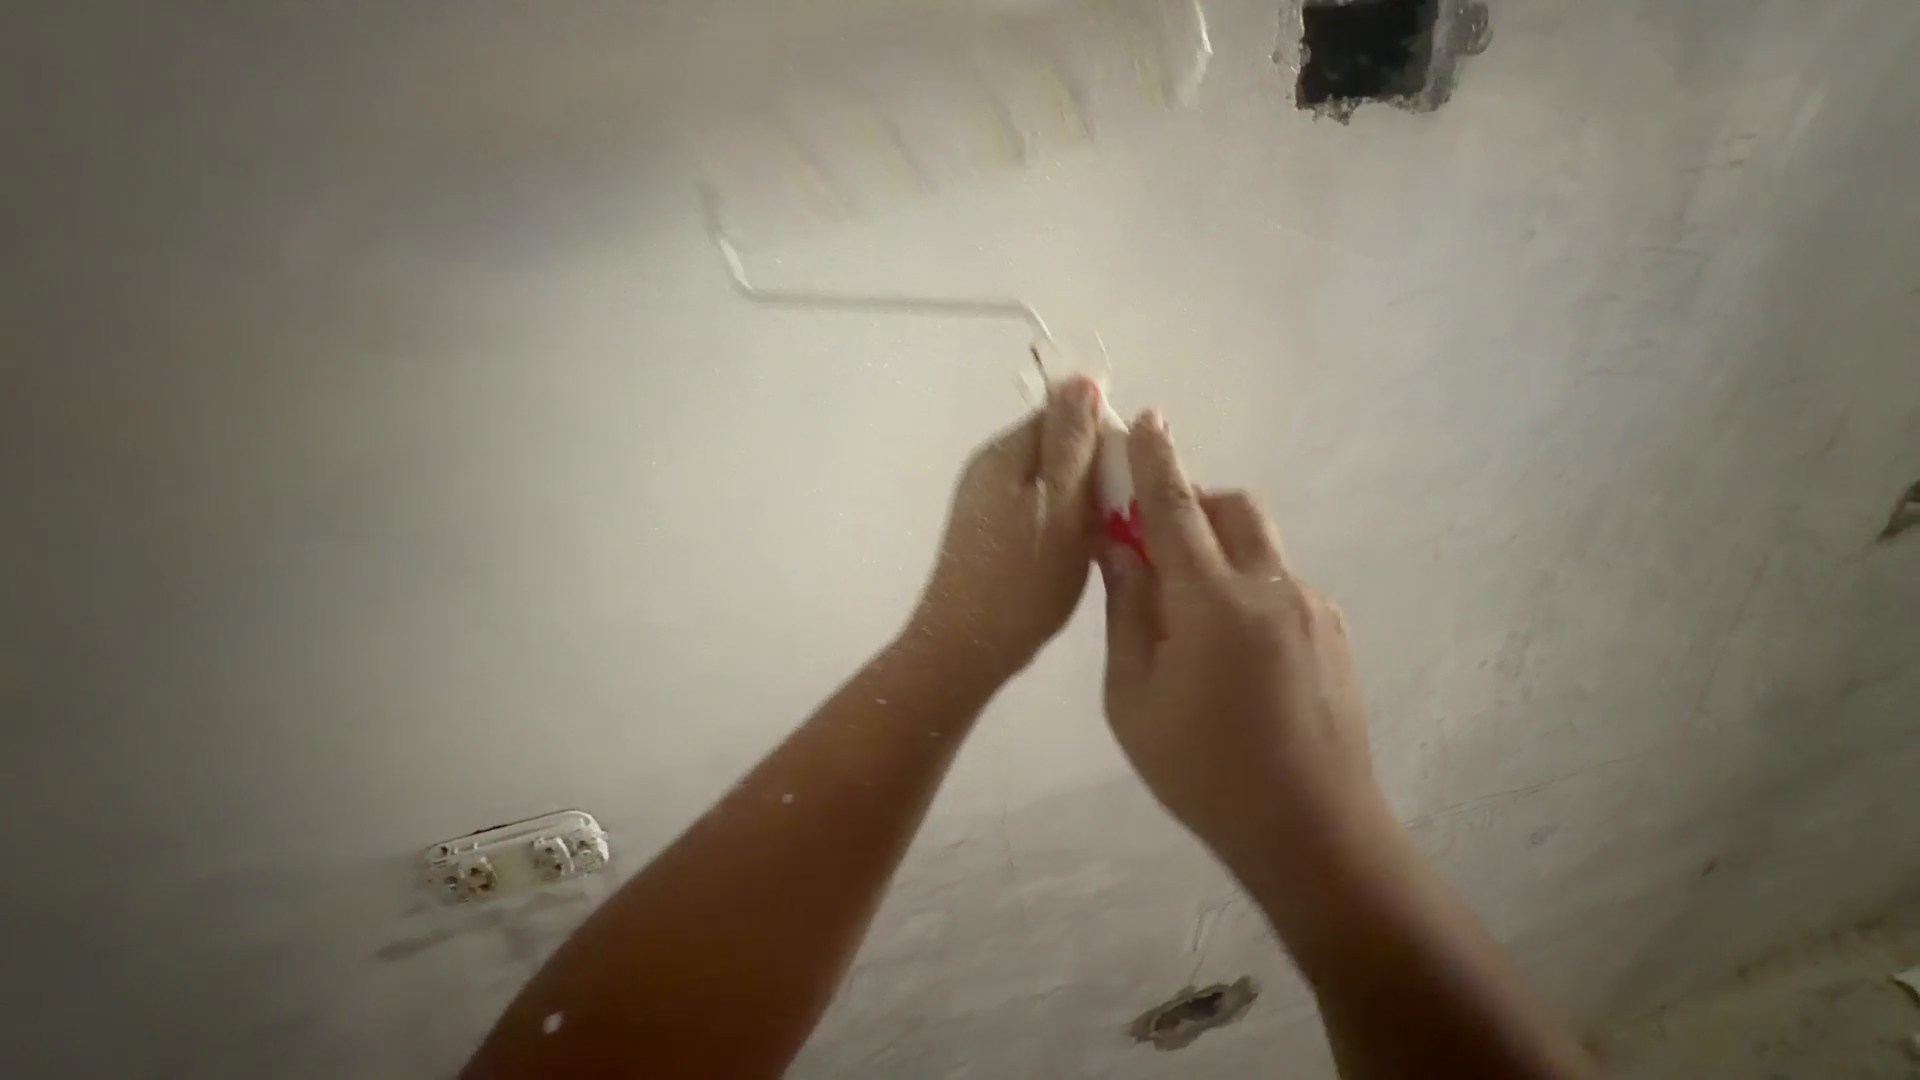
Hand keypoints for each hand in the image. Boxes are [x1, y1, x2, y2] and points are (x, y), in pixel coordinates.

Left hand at [909, 376, 1102, 681]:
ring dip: (1085, 502)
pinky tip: (1085, 553)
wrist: (966, 648)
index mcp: (1003, 453)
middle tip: (1131, 510)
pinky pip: (1039, 513)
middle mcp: (989, 470)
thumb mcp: (1061, 506)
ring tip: (1115, 534)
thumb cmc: (1021, 580)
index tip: (1135, 471)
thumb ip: (1072, 443)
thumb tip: (1081, 380)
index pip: (1062, 413)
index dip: (1104, 434)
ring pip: (1052, 485)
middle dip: (1097, 471)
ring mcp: (986, 505)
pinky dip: (1066, 526)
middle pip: (1056, 448)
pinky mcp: (989, 537)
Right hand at [1099, 411, 1386, 871]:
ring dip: (1219, 550)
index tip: (1146, 419)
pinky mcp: (1335, 634)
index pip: (1175, 508)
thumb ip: (1128, 611)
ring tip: (1191, 617)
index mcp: (1213, 603)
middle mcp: (1273, 588)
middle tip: (1155, 541)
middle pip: (1233, 509)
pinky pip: (1281, 585)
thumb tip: (1118, 547)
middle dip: (1192, 502)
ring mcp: (1313, 610)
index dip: (1156, 460)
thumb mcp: (1133, 697)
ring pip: (1259, 548)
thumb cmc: (1202, 772)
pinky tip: (1233, 656)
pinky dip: (1246, 588)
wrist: (1313, 834)